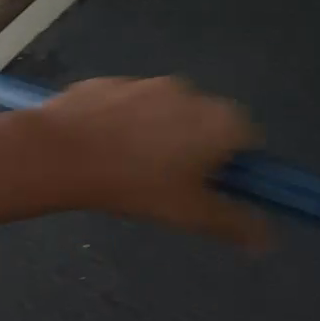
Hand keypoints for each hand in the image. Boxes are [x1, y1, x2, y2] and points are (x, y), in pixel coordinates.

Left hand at [32, 77, 268, 248]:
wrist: (54, 152)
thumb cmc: (132, 183)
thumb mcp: (191, 214)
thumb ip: (237, 224)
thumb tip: (265, 239)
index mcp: (221, 120)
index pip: (247, 141)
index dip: (231, 165)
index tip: (206, 184)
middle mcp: (186, 91)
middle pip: (201, 121)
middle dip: (191, 145)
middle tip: (163, 177)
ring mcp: (138, 81)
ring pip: (158, 110)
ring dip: (151, 130)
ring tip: (123, 161)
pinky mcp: (99, 81)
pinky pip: (119, 103)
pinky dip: (115, 119)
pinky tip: (95, 142)